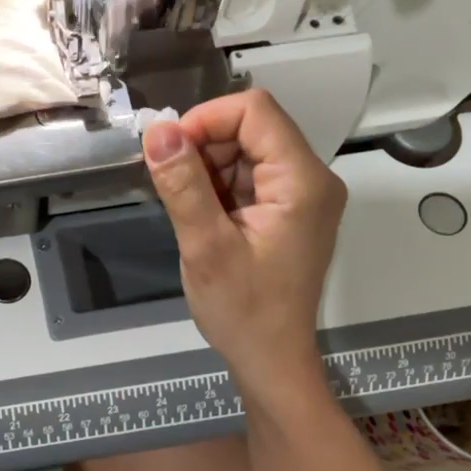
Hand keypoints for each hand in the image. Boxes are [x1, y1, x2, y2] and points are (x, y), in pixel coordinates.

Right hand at [143, 90, 347, 385]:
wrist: (270, 360)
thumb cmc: (242, 311)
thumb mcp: (205, 247)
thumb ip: (183, 185)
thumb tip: (158, 132)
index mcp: (302, 181)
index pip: (255, 111)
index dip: (205, 120)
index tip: (168, 153)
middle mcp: (312, 178)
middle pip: (252, 127)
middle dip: (205, 147)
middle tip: (175, 189)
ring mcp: (303, 195)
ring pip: (247, 150)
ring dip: (209, 169)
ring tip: (190, 212)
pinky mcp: (290, 211)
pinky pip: (251, 176)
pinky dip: (220, 187)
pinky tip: (204, 218)